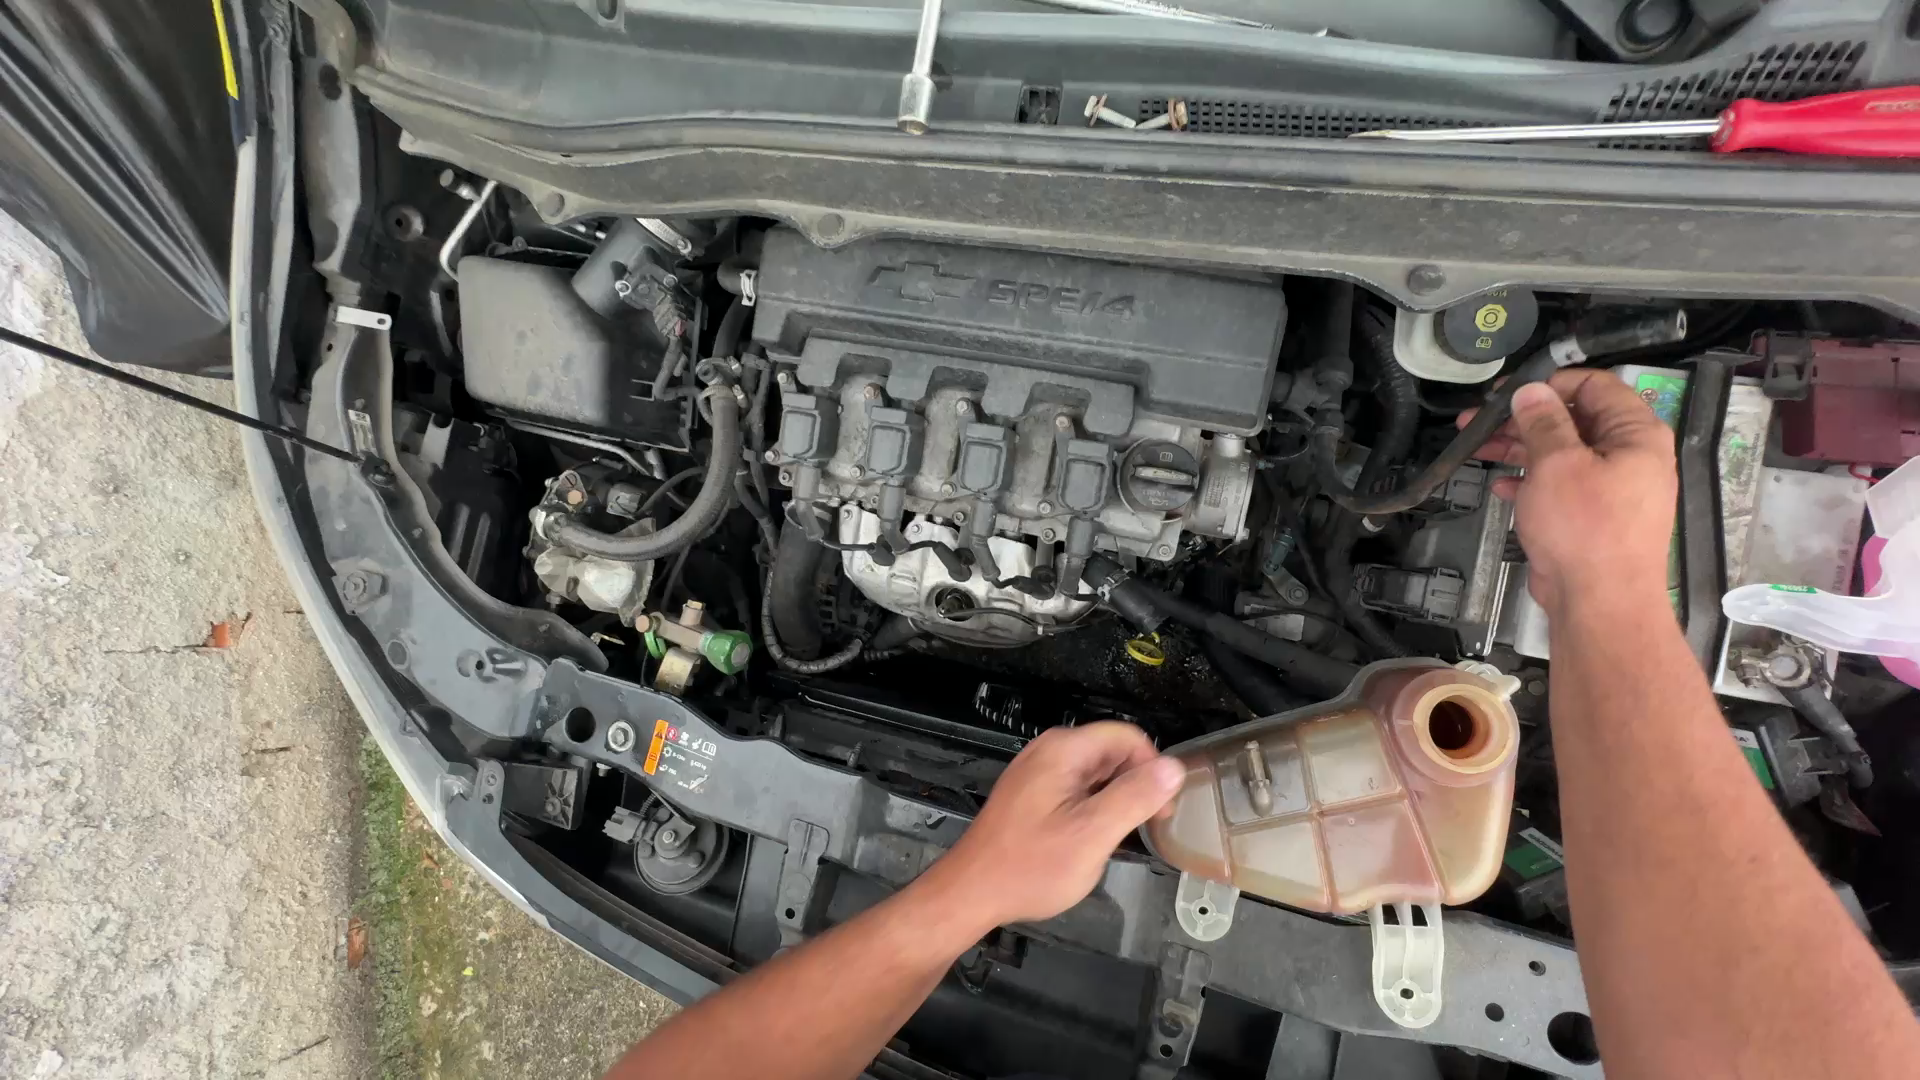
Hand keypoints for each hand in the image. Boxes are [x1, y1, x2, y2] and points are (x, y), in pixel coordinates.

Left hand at [918, 722, 1184, 929]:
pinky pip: (1077, 786)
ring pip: (1096, 770)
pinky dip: (1095, 805)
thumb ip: (1134, 797)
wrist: (974, 891)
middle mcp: (1050, 750)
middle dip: (1136, 783)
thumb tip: (1173, 767)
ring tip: (1120, 836)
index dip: (1152, 767)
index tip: (1162, 807)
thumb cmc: (1031, 866)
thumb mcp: (1092, 834)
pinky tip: (1095, 836)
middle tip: (1146, 826)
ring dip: (1117, 797)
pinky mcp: (1034, 791)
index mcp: (1064, 749)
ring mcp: (1039, 770)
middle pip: (1112, 751)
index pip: (1127, 736)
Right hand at [1460, 370, 1674, 614]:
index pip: (1596, 387)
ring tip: (1476, 448)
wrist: (1598, 596)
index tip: (1509, 391)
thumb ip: (1543, 423)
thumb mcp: (1557, 464)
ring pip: (1558, 452)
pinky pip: (1556, 484)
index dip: (1550, 383)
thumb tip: (1530, 392)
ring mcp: (1609, 486)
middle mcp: (1627, 456)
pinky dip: (1527, 480)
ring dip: (1517, 447)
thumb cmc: (1586, 529)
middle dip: (1523, 417)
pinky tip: (1501, 485)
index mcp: (1635, 435)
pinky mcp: (1588, 513)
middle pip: (1572, 420)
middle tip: (1479, 419)